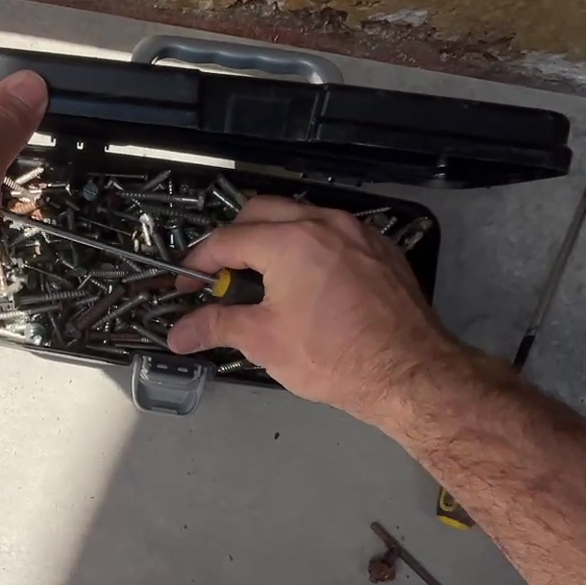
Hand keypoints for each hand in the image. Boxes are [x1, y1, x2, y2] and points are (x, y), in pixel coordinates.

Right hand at [166, 197, 468, 428]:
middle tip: (218, 275)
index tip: (186, 285)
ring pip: (299, 216)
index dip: (198, 263)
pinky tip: (302, 281)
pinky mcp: (379, 248)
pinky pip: (331, 231)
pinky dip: (305, 245)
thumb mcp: (262, 341)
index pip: (226, 240)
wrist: (407, 372)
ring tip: (258, 277)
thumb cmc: (334, 356)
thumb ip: (215, 326)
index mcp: (289, 241)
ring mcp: (356, 232)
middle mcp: (323, 223)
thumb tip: (178, 334)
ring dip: (270, 238)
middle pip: (260, 212)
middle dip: (231, 239)